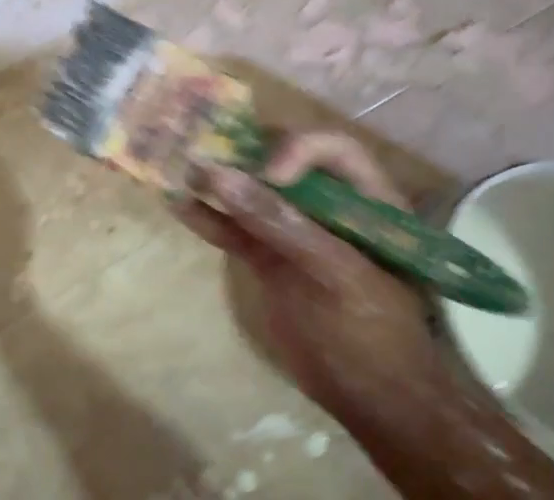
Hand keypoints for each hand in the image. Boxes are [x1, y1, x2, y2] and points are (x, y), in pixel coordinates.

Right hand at [174, 132, 443, 419]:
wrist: (375, 404)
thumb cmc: (376, 335)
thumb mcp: (338, 275)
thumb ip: (282, 225)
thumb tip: (220, 176)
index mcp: (367, 200)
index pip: (332, 150)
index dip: (298, 149)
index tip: (268, 173)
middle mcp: (329, 206)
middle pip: (283, 160)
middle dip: (244, 152)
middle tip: (205, 149)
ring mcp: (295, 232)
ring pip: (252, 192)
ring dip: (216, 179)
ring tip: (178, 165)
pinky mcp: (268, 259)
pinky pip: (234, 230)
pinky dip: (208, 217)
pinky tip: (177, 204)